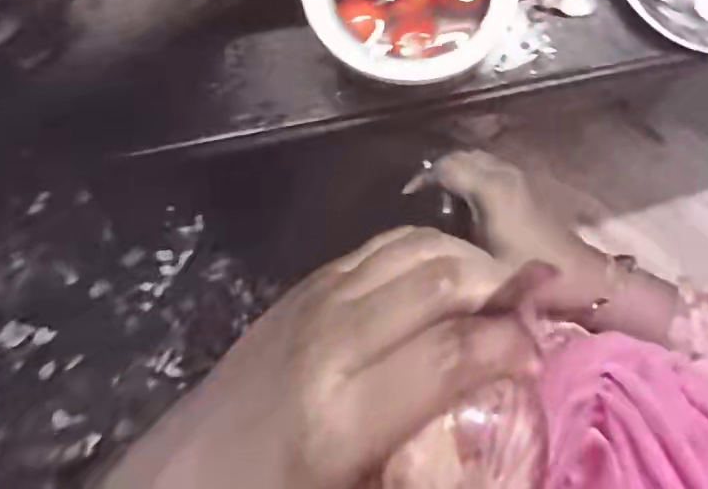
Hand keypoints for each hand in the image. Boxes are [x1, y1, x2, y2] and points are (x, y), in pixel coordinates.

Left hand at [99, 227, 537, 488]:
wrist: (169, 484)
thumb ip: (425, 463)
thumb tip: (496, 433)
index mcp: (339, 418)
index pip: (452, 354)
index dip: (510, 347)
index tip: (538, 359)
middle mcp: (335, 339)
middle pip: (445, 280)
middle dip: (501, 290)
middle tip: (526, 316)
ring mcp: (320, 298)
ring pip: (422, 247)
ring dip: (472, 261)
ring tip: (495, 290)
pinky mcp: (312, 280)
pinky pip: (390, 241)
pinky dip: (434, 248)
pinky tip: (447, 274)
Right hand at [429, 151, 611, 315]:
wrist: (584, 278)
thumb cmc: (533, 276)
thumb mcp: (483, 270)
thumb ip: (448, 253)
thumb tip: (417, 243)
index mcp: (493, 187)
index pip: (447, 165)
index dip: (422, 179)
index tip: (404, 201)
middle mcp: (506, 173)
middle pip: (463, 157)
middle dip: (438, 174)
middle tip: (417, 204)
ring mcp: (521, 178)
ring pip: (479, 163)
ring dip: (457, 177)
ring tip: (435, 208)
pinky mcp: (529, 189)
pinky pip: (491, 174)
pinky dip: (473, 183)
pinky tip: (465, 214)